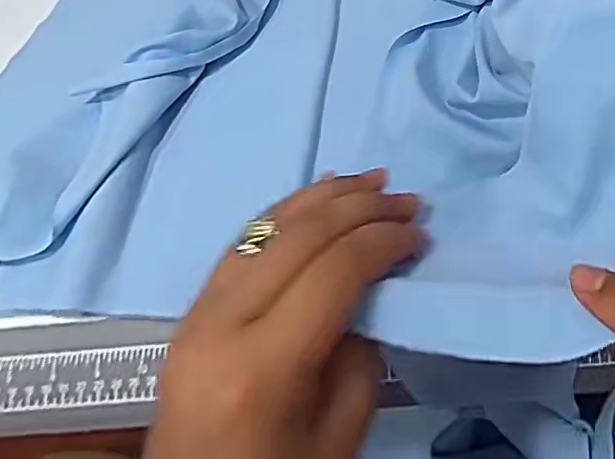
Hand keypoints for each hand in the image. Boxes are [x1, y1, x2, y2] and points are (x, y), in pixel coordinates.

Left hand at [146, 170, 423, 458]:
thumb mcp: (341, 433)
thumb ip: (362, 348)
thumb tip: (375, 281)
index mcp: (262, 367)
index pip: (335, 270)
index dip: (384, 242)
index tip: (420, 236)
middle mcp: (222, 324)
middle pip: (303, 236)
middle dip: (363, 207)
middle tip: (407, 201)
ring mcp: (199, 311)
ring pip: (271, 224)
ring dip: (328, 196)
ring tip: (373, 181)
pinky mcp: (193, 307)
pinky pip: (247, 239)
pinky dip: (290, 209)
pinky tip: (320, 193)